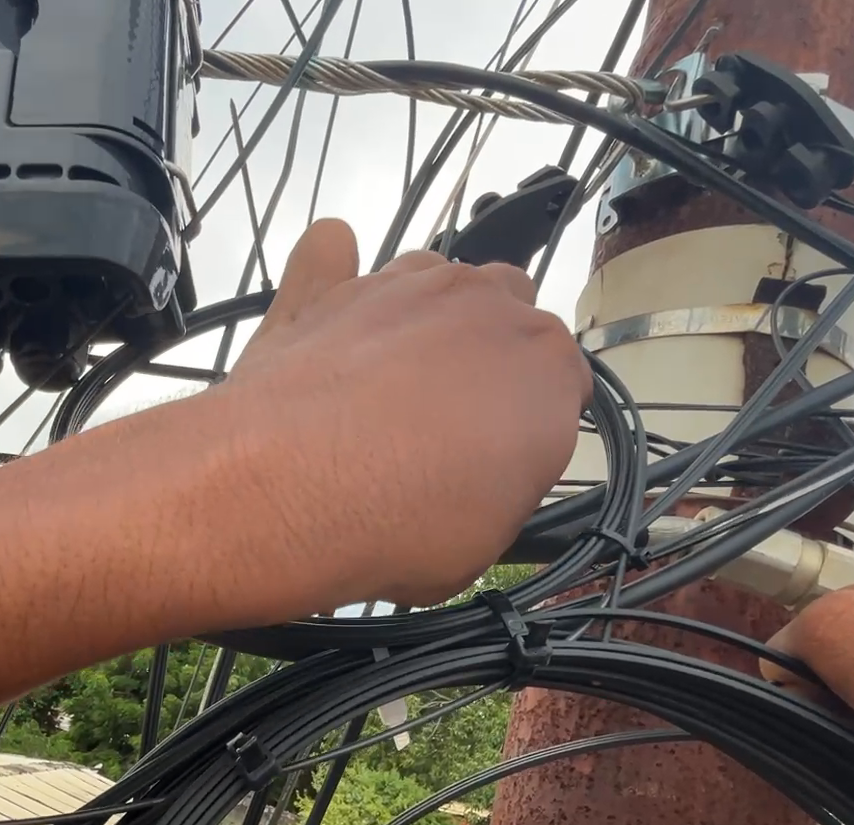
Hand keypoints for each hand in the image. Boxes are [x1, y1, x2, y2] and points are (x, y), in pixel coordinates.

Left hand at [195, 220, 589, 612]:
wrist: (295, 489)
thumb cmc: (403, 525)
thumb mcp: (485, 539)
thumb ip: (500, 485)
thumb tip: (479, 475)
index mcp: (545, 368)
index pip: (558, 380)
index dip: (525, 419)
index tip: (496, 454)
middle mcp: (484, 307)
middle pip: (506, 311)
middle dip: (486, 353)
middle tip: (443, 413)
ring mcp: (403, 286)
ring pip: (434, 278)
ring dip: (423, 316)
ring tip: (383, 377)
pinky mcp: (327, 288)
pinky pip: (331, 256)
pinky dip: (330, 270)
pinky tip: (324, 302)